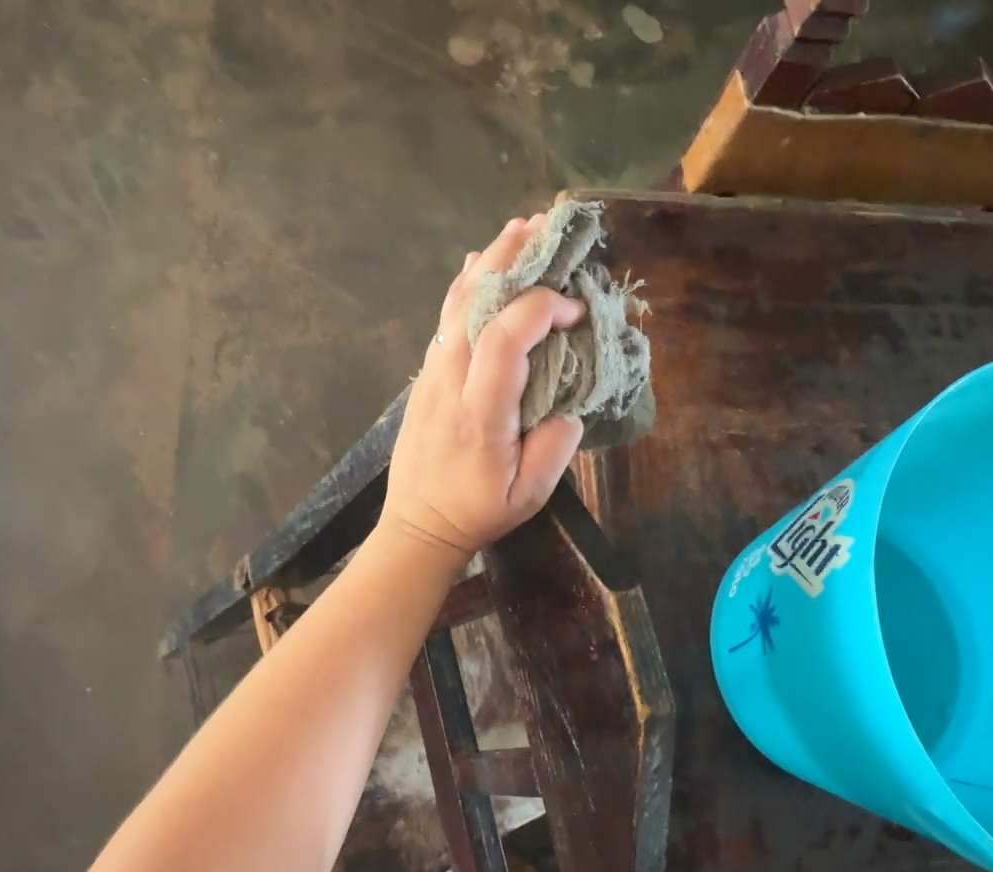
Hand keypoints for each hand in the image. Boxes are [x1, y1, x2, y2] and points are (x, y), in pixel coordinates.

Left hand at [377, 214, 585, 572]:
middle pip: (474, 305)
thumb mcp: (529, 495)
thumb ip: (556, 446)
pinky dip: (464, 287)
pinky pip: (445, 321)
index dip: (541, 309)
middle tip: (542, 226)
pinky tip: (477, 266)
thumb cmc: (477, 512)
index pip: (505, 340)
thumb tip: (571, 404)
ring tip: (515, 230)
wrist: (417, 524)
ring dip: (487, 264)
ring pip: (455, 306)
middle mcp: (450, 383)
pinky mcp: (425, 377)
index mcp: (480, 413)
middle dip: (510, 260)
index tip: (575, 309)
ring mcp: (432, 376)